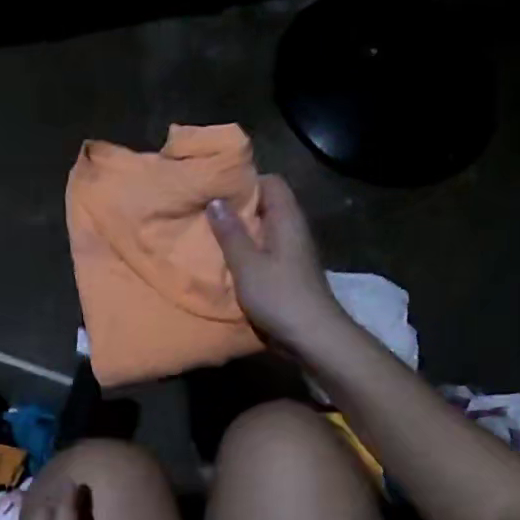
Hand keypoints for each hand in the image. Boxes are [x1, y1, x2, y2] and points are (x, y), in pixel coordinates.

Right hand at [207, 175, 346, 348]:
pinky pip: (265, 254)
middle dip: (238, 209)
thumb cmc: (280, 296)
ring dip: (241, 235)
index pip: (270, 182)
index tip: (216, 190)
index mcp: (287, 218)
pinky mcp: (289, 274)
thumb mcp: (247, 264)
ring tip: (211, 237)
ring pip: (264, 232)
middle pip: (266, 207)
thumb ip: (230, 233)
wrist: (313, 336)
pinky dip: (247, 255)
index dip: (245, 182)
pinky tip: (228, 264)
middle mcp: (293, 230)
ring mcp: (293, 253)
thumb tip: (216, 200)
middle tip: (206, 214)